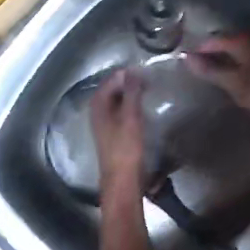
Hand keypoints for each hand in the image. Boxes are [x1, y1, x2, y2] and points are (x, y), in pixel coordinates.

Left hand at [90, 68, 146, 193]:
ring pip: (118, 101)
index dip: (129, 73)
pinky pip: (122, 112)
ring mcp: (105, 123)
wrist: (122, 180)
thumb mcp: (131, 117)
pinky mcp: (113, 133)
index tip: (148, 71)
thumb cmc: (126, 148)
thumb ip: (132, 92)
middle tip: (152, 79)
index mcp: (99, 104)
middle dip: (131, 82)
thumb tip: (133, 69)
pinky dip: (132, 107)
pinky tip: (145, 109)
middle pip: (114, 89)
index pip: (112, 78)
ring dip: (132, 95)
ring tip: (151, 91)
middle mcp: (98, 111)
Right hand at [184, 34, 249, 118]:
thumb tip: (186, 56)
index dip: (198, 51)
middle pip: (226, 43)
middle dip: (212, 54)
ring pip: (238, 51)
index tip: (187, 64)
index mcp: (241, 40)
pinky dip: (240, 66)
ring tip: (215, 76)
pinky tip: (237, 78)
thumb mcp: (234, 83)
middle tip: (199, 70)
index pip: (211, 40)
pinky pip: (249, 59)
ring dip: (227, 60)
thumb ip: (210, 70)